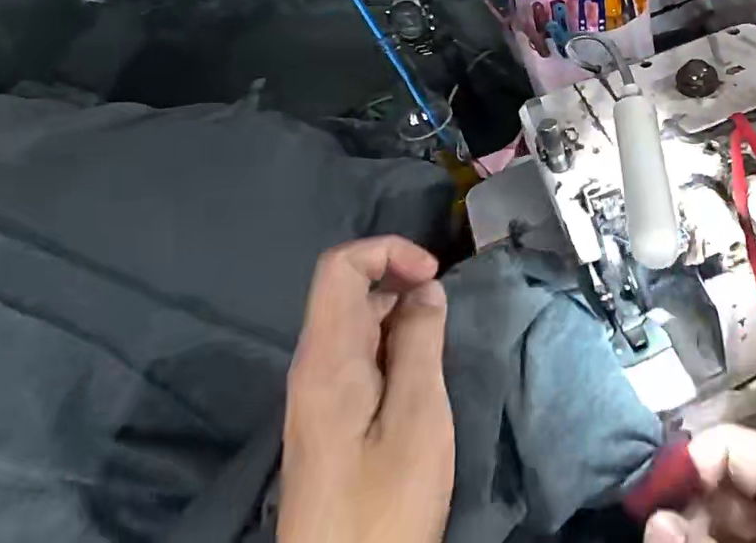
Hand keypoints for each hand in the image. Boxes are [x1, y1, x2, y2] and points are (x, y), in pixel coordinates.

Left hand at [279, 237, 453, 542]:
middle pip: (347, 288)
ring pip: (354, 320)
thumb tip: (425, 289)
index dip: (387, 251)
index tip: (432, 274)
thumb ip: (421, 342)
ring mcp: (317, 390)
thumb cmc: (383, 505)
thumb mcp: (417, 418)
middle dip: (398, 280)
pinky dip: (390, 342)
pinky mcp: (328, 414)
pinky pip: (357, 353)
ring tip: (436, 340)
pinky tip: (418, 369)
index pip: (340, 264)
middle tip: (442, 311)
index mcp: (326, 355)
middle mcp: (313, 362)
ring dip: (398, 312)